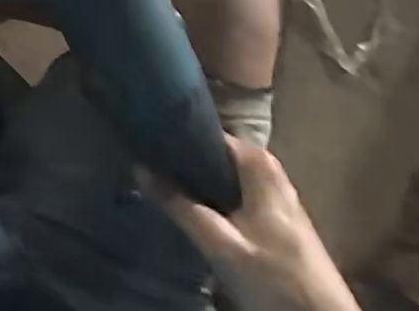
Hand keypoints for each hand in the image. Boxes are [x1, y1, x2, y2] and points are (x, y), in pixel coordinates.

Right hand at [140, 137, 360, 310]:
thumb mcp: (221, 246)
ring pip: (224, 179)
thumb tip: (140, 168)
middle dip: (184, 164)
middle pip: (214, 156)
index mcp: (257, 162)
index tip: (145, 145)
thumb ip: (180, 206)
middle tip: (147, 170)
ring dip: (197, 185)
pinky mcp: (277, 219)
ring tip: (161, 189)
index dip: (176, 140)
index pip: (206, 134)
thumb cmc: (276, 283)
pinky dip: (214, 201)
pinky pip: (236, 196)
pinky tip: (193, 216)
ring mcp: (275, 194)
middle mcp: (268, 168)